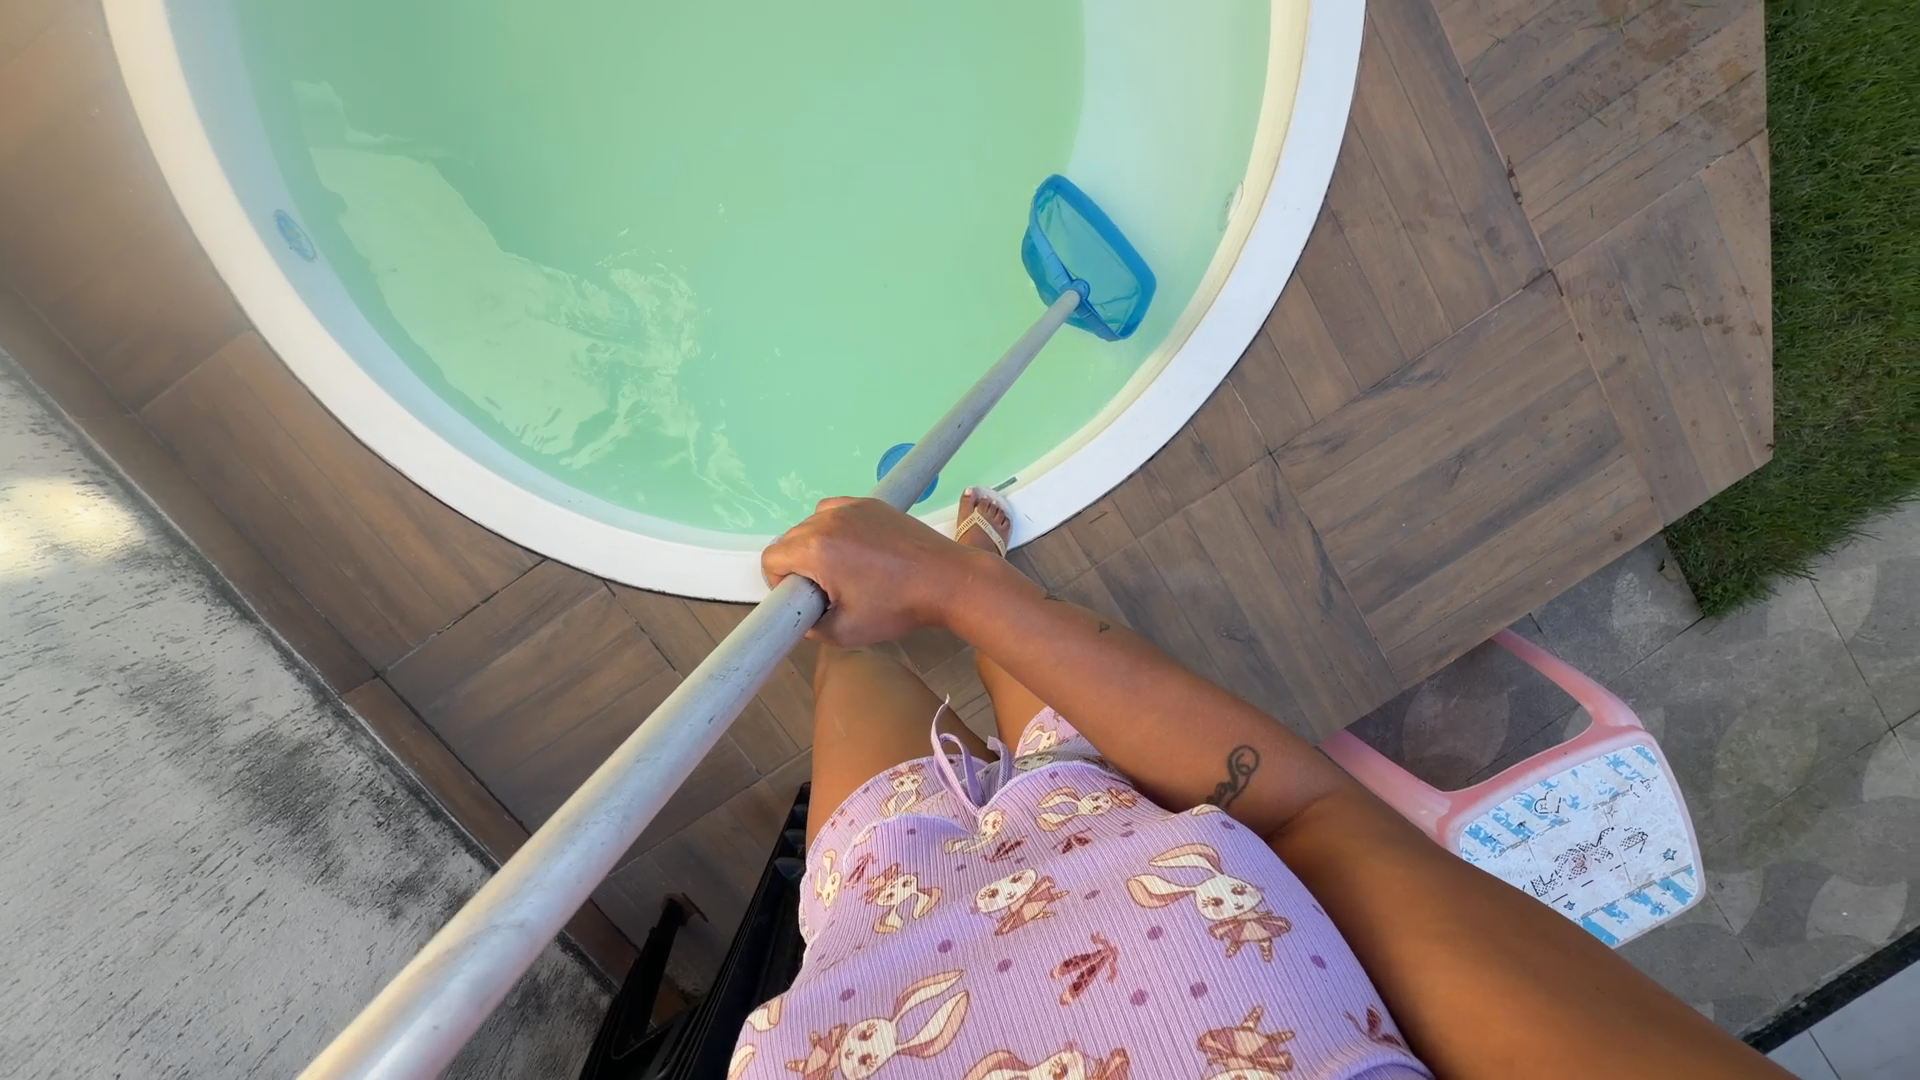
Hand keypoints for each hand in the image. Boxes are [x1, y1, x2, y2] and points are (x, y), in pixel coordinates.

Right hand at [762, 497, 985, 645]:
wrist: (946, 580)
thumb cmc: (898, 607)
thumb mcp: (845, 632)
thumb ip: (812, 626)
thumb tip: (805, 615)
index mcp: (816, 549)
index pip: (771, 558)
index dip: (778, 582)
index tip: (803, 598)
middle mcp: (828, 519)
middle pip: (790, 539)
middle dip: (798, 565)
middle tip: (826, 589)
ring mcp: (851, 506)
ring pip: (812, 523)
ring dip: (816, 545)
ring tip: (842, 569)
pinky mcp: (872, 503)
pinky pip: (836, 511)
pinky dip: (837, 528)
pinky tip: (857, 549)